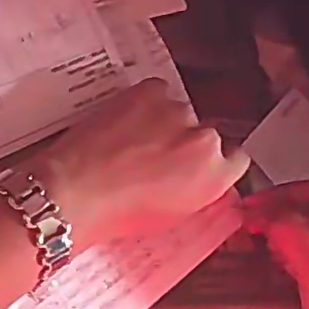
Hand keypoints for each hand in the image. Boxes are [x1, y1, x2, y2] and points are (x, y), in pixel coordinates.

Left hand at [24, 79, 248, 245]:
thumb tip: (192, 179)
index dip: (209, 162)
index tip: (190, 165)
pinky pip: (157, 92)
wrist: (74, 191)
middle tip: (150, 158)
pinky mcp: (150, 92)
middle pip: (204, 134)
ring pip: (179, 112)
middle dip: (182, 143)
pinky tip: (122, 123)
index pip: (235, 159)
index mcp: (214, 177)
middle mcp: (206, 141)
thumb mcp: (167, 217)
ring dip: (160, 122)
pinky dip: (143, 103)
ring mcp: (178, 112)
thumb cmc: (113, 213)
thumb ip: (193, 191)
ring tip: (128, 142)